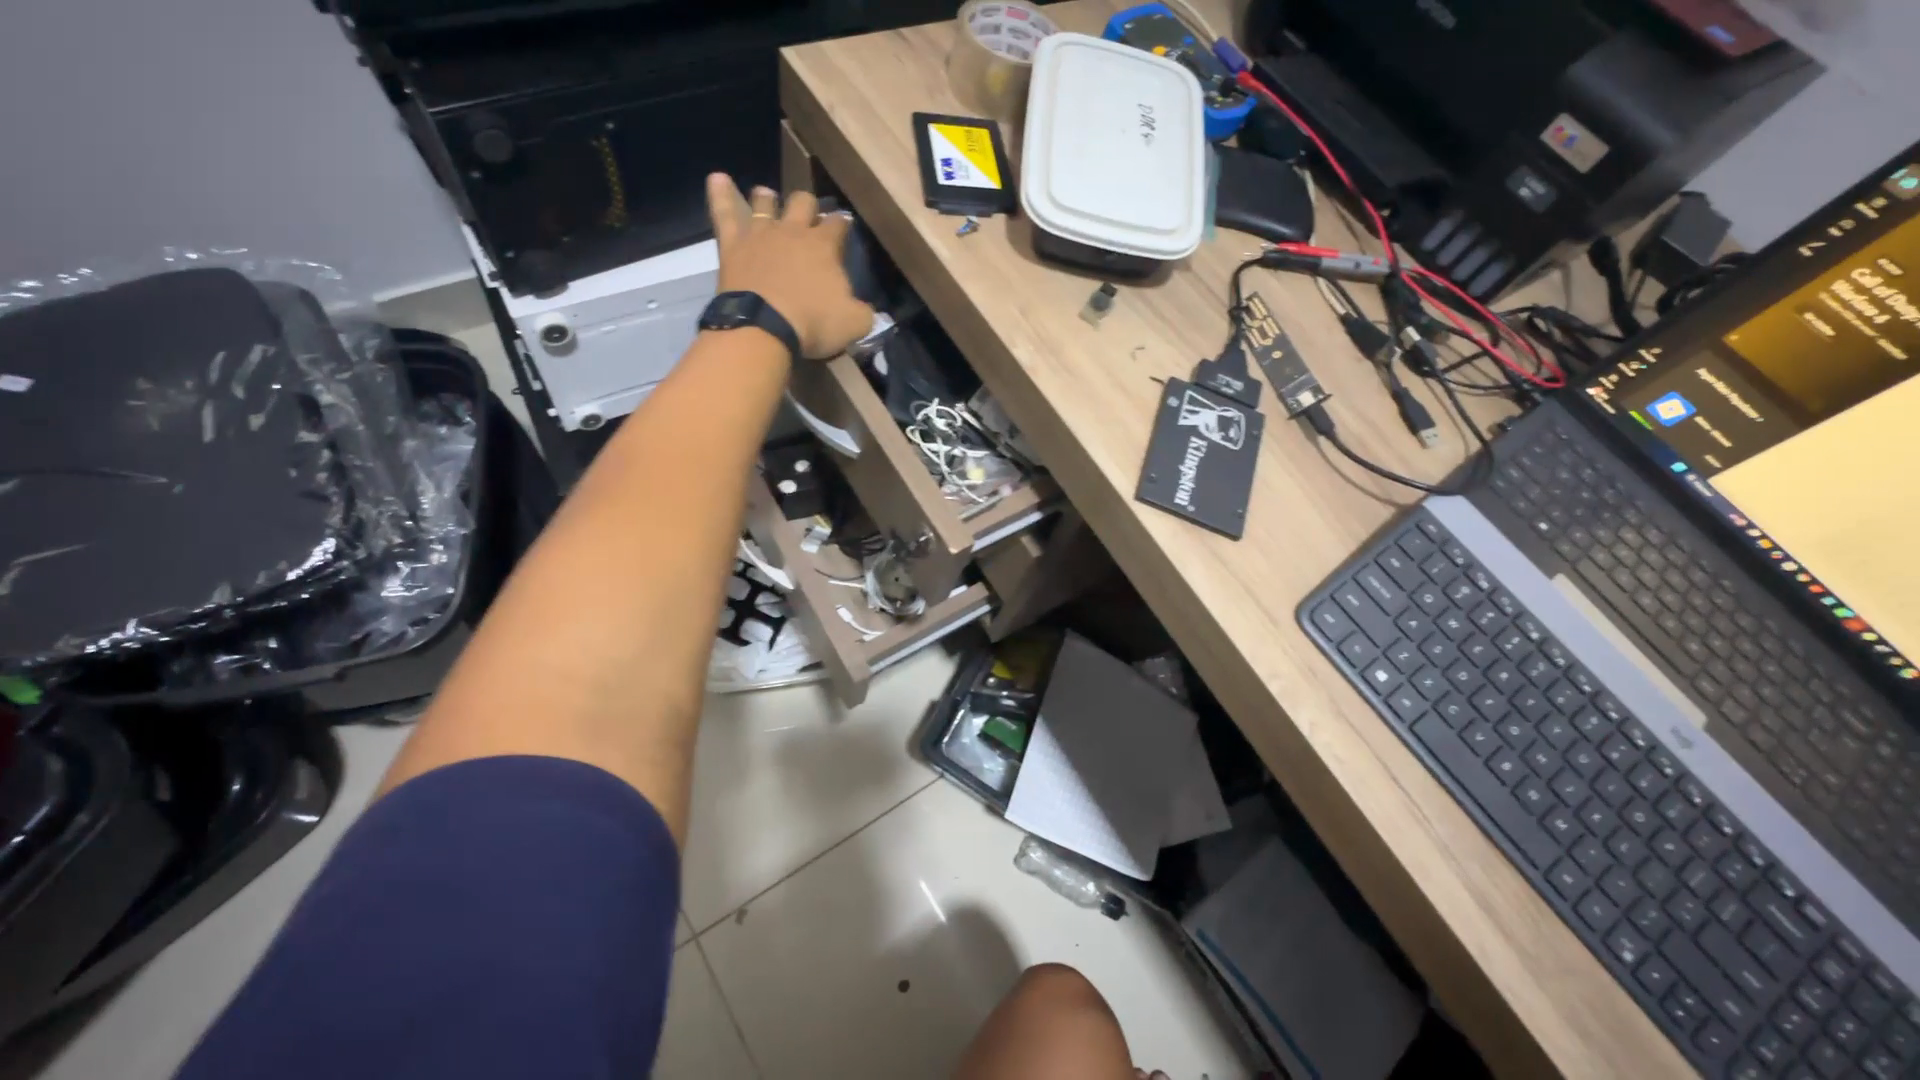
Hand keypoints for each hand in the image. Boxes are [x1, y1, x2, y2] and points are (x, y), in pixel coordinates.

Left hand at [706, 174, 873, 359]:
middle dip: (808, 206)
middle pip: (803, 203)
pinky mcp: (733, 245)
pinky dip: (720, 194)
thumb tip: (866, 309)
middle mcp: (793, 231)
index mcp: (824, 246)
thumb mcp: (854, 323)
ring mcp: (760, 234)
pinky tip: (717, 178)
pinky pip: (724, 213)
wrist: (764, 329)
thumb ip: (863, 311)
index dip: (842, 224)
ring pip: (765, 202)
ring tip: (767, 196)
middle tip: (809, 216)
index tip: (844, 227)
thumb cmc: (812, 324)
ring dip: (768, 199)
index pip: (838, 225)